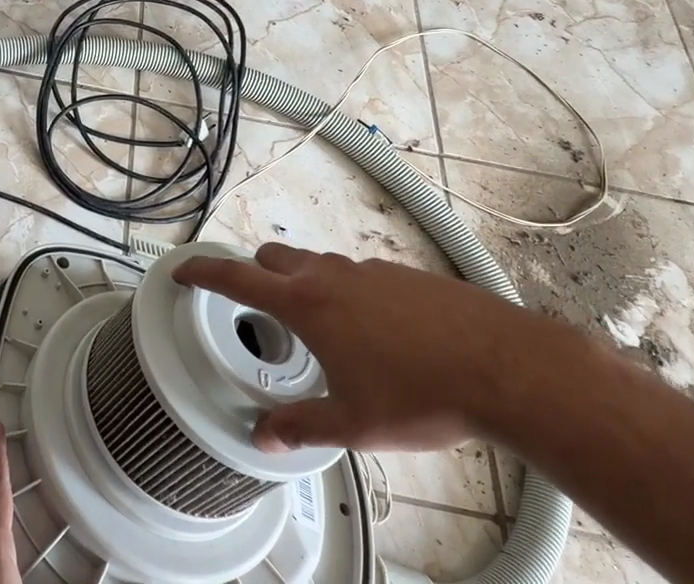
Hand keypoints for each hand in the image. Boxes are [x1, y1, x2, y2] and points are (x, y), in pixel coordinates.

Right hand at [175, 243, 578, 453]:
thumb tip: (265, 437)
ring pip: (319, 264)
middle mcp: (334, 276)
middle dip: (255, 274)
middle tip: (255, 304)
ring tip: (321, 329)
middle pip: (274, 257)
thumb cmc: (424, 394)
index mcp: (307, 305)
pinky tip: (375, 332)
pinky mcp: (408, 275)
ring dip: (305, 284)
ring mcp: (373, 270)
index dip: (202, 272)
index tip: (183, 270)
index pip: (236, 278)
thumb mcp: (352, 423)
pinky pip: (361, 274)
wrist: (509, 369)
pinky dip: (349, 292)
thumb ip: (301, 427)